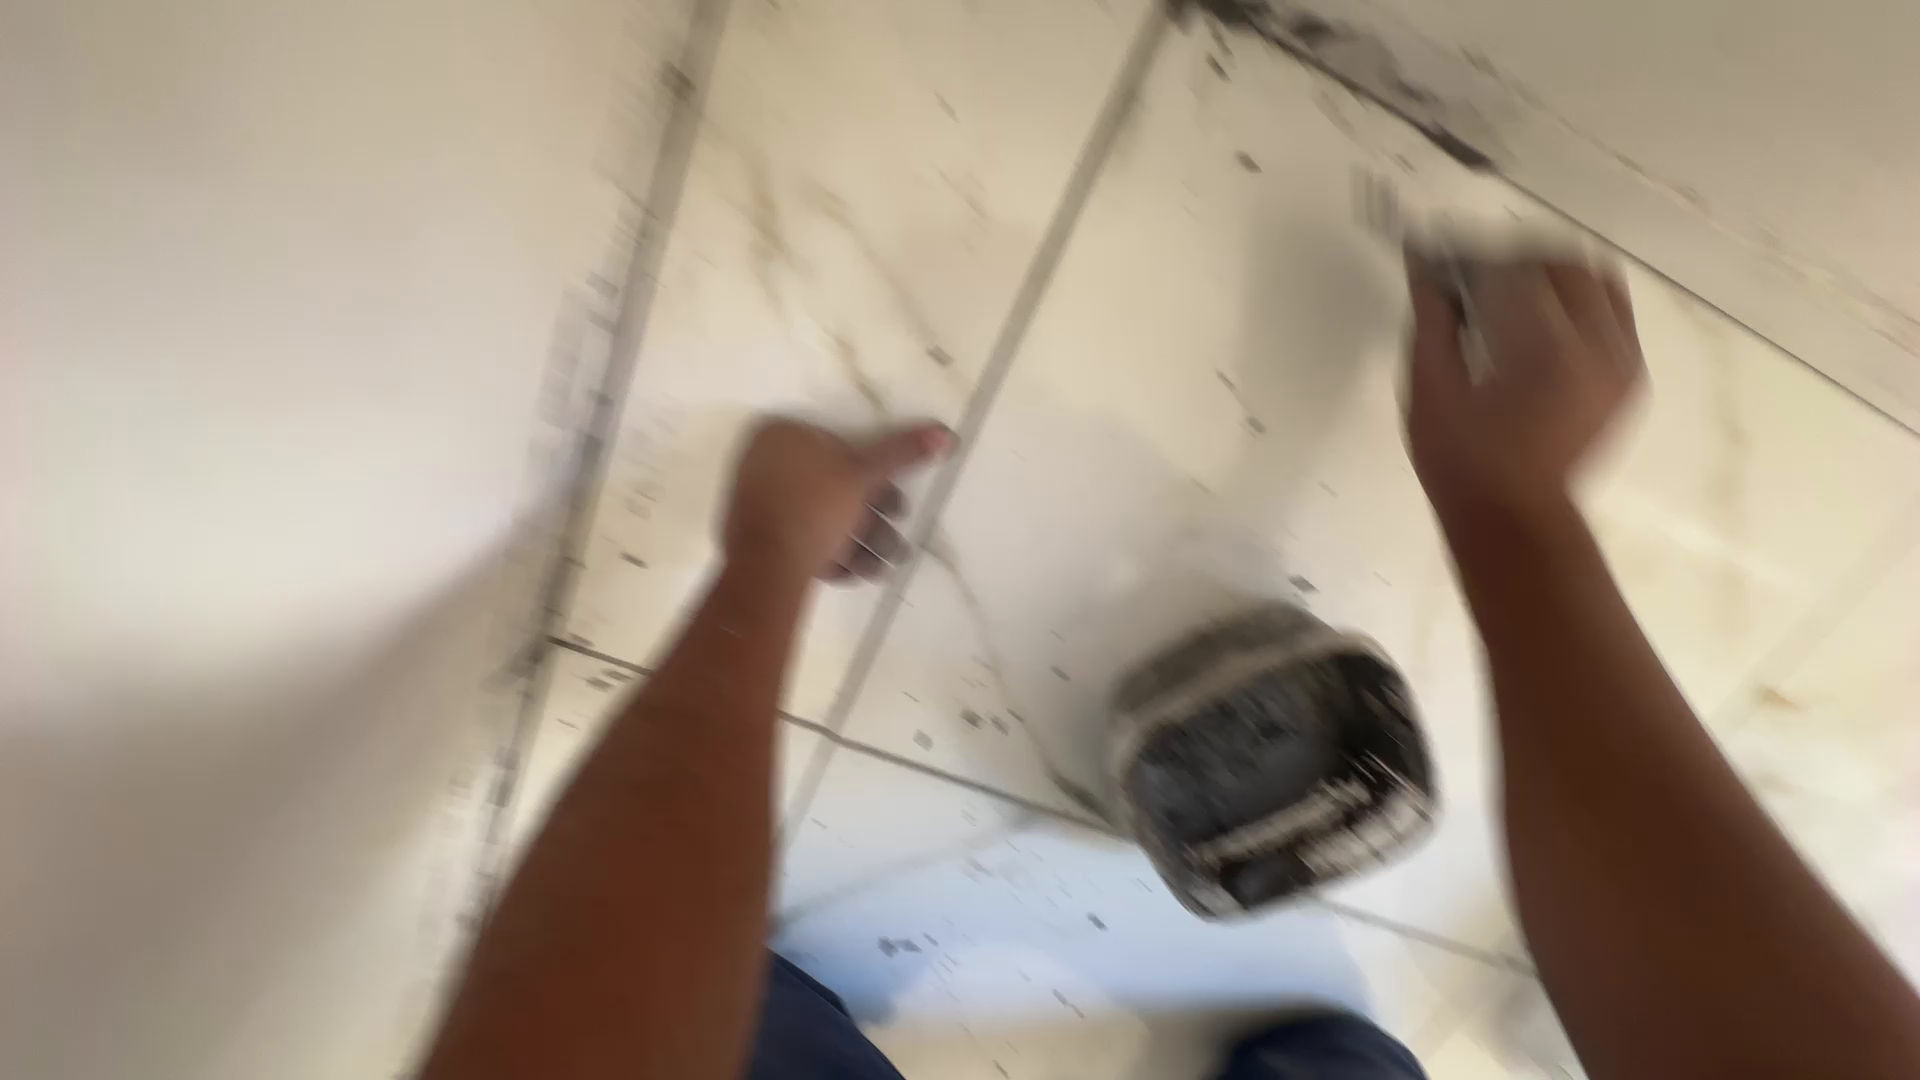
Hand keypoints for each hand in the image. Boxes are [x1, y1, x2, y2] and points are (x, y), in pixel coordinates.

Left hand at [722, 417, 952, 580]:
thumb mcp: (866, 474)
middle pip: (834, 487)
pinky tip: (853, 574)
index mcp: (782, 435)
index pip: (841, 448)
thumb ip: (902, 452)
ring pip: (821, 518)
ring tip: (882, 568)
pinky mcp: (758, 539)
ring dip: (858, 544)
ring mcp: (759, 503)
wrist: (767, 565)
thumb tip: (946, 434)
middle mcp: (766, 463)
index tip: (896, 506)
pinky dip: (830, 553)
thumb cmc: (815, 505)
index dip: (876, 479)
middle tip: (895, 542)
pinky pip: (803, 539)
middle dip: (870, 520)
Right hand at [1404, 253, 1644, 522]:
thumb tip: (1426, 270)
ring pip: (1597, 280)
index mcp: (1545, 352)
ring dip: (1547, 273)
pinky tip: (1534, 322)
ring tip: (1501, 291)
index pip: (1514, 272)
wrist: (1512, 517)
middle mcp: (1600, 346)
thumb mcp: (1428, 391)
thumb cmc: (1458, 462)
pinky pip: (1612, 311)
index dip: (1470, 254)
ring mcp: (1624, 360)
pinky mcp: (1631, 374)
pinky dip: (1573, 301)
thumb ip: (1433, 322)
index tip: (1435, 251)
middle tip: (1464, 274)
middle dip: (1510, 257)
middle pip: (1564, 263)